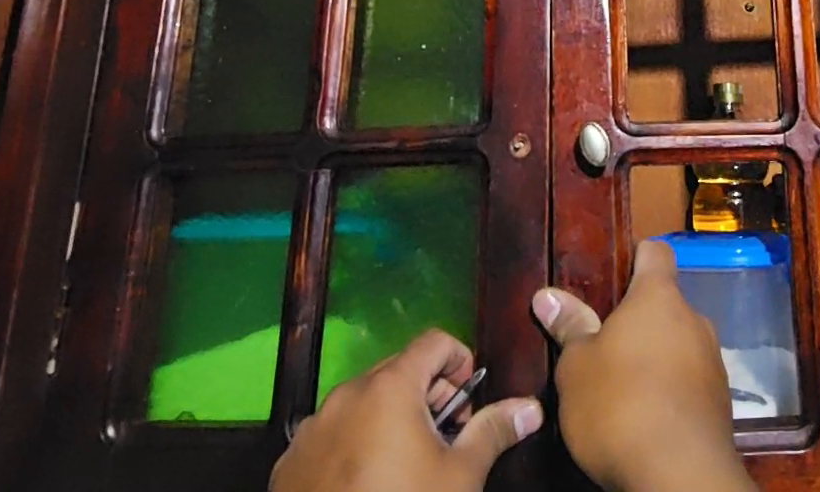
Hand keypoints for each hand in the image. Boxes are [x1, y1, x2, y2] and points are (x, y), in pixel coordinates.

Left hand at [269, 328, 541, 491]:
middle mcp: (347, 393)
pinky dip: (354, 444)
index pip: (435, 342)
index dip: (460, 363)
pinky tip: (366, 484)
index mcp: (390, 385)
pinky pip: (331, 435)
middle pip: (399, 370)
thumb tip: (531, 408)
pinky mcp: (289, 463)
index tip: (468, 403)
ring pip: (363, 402)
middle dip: (429, 394)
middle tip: (445, 438)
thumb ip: (493, 431)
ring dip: (390, 418)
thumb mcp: (460, 476)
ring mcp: (313, 427)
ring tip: (406, 465)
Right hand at [534, 241, 755, 491]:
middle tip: (601, 343)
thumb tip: (547, 295)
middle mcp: (693, 320)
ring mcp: (712, 361)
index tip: (614, 271)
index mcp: (659, 298)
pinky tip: (644, 417)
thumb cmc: (619, 405)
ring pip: (678, 344)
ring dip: (654, 357)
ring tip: (620, 386)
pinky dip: (669, 390)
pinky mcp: (720, 403)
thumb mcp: (577, 367)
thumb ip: (569, 327)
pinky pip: (689, 381)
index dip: (636, 255)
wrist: (680, 477)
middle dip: (637, 320)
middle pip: (665, 304)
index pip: (656, 252)